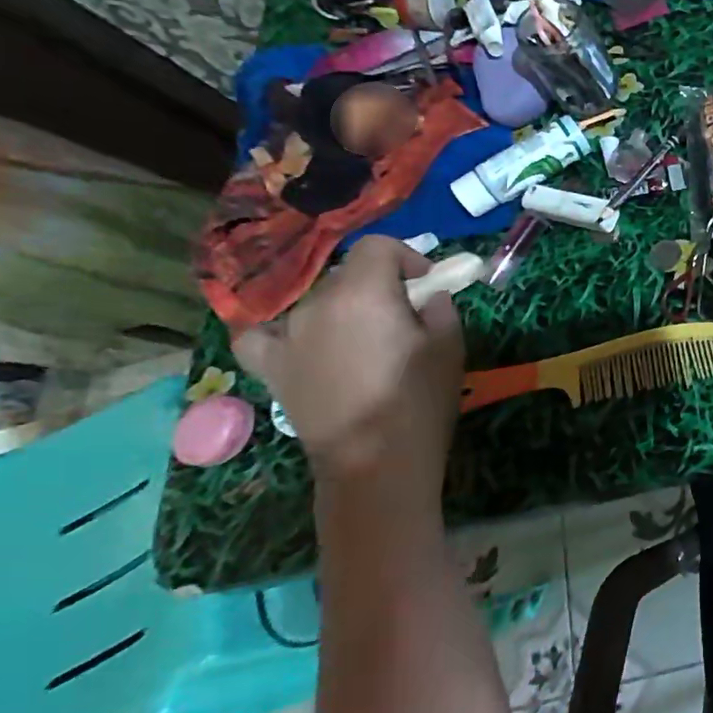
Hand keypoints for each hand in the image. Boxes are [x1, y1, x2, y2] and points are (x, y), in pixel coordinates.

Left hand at [235, 237, 465, 488]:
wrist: (375, 466)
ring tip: (362, 340)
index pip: (378, 247)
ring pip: (317, 300)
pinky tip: (297, 340)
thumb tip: (427, 295)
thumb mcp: (449, 346)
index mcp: (364, 292)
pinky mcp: (273, 368)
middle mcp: (318, 304)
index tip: (426, 285)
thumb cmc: (419, 402)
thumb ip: (440, 306)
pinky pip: (263, 335)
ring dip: (343, 307)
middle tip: (403, 316)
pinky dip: (279, 330)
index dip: (407, 258)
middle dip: (378, 284)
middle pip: (348, 273)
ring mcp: (289, 335)